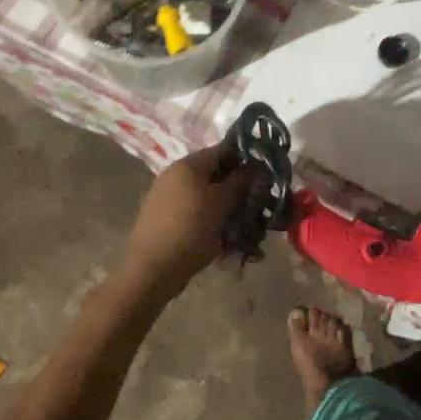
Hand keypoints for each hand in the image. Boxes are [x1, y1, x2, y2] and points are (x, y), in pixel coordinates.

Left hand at [121, 143, 250, 295]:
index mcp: (188, 165)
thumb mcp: (222, 202)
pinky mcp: (170, 221)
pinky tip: (231, 245)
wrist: (152, 269)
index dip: (248, 159)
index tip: (268, 174)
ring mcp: (171, 199)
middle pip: (219, 176)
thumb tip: (258, 165)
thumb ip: (242, 180)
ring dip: (233, 213)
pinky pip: (201, 217)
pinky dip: (217, 226)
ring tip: (251, 235)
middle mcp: (177, 177)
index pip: (224, 149)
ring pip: (211, 200)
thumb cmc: (191, 228)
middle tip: (262, 208)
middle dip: (243, 191)